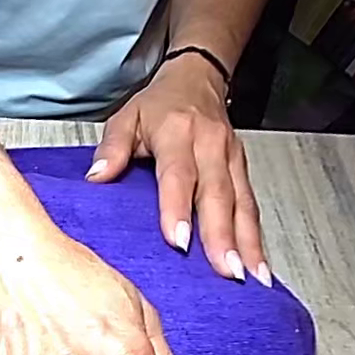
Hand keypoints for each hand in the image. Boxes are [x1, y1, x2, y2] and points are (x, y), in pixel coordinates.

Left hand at [90, 52, 267, 285]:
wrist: (196, 78)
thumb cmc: (156, 105)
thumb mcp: (125, 118)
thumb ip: (111, 148)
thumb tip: (96, 176)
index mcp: (178, 134)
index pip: (178, 177)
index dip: (179, 209)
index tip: (179, 240)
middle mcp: (211, 146)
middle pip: (218, 196)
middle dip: (223, 237)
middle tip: (224, 271)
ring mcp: (231, 158)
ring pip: (242, 203)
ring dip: (247, 242)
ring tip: (250, 276)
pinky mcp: (243, 168)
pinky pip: (251, 205)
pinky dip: (256, 235)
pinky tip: (258, 263)